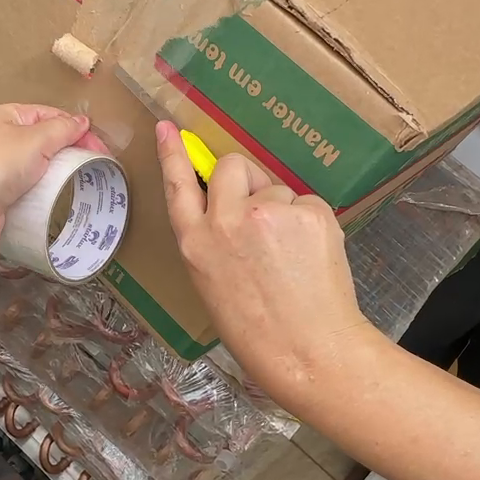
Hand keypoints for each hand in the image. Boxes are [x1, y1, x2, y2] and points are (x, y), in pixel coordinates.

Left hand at [0, 104, 102, 247]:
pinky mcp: (3, 193)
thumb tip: (83, 121)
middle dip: (72, 151)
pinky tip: (62, 198)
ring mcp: (3, 166)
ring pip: (41, 165)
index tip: (101, 150)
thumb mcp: (34, 140)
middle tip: (97, 168)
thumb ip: (62, 129)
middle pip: (48, 140)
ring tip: (84, 183)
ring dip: (60, 173)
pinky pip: (32, 187)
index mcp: (10, 115)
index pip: (53, 115)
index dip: (79, 129)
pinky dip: (47, 191)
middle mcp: (5, 137)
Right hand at [156, 121, 377, 407]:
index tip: (169, 128)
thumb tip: (232, 209)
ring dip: (284, 211)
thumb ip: (212, 241)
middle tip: (262, 214)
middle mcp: (224, 222)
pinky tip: (310, 257)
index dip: (173, 155)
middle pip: (233, 166)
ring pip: (276, 187)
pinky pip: (307, 202)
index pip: (179, 186)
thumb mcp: (212, 284)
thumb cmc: (255, 330)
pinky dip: (311, 223)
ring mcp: (267, 213)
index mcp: (195, 244)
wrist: (305, 351)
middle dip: (247, 180)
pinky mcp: (307, 213)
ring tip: (290, 257)